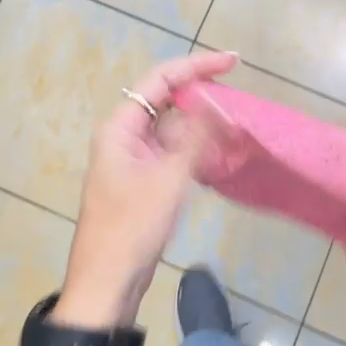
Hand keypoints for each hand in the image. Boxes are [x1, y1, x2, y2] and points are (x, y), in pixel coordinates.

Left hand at [55, 51, 239, 328]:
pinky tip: (220, 149)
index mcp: (121, 126)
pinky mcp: (144, 179)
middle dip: (201, 91)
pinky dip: (196, 145)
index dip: (197, 66)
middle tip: (237, 89)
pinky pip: (173, 149)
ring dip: (201, 121)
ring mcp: (133, 157)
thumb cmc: (132, 227)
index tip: (233, 62)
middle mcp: (124, 134)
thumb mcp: (169, 178)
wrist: (107, 283)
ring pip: (172, 125)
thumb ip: (197, 137)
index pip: (160, 79)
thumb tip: (221, 105)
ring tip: (235, 119)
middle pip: (165, 98)